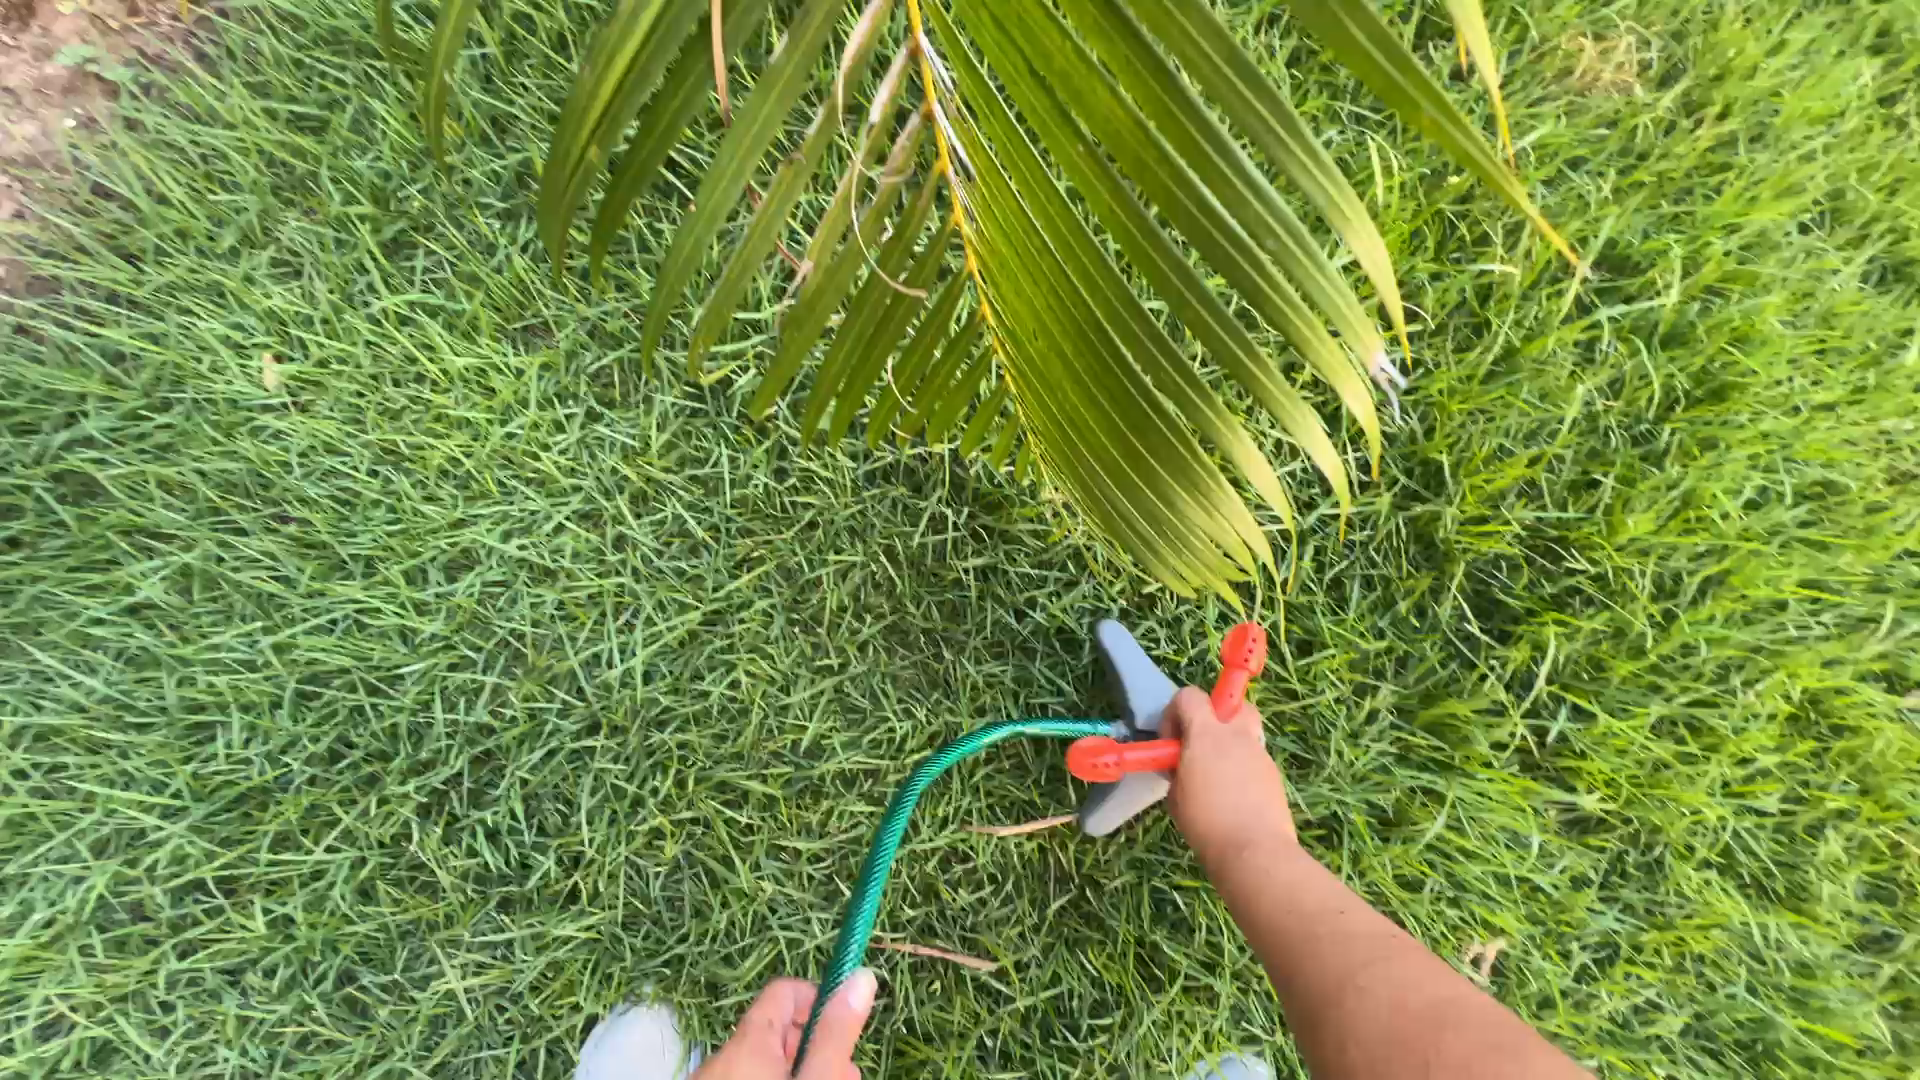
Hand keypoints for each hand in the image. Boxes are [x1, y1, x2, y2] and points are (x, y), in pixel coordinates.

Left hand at [692, 970, 876, 1079]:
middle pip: (778, 1029)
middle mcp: (724, 1057)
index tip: (841, 1030)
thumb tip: (861, 975)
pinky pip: (750, 1077)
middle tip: (844, 1073)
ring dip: (802, 1066)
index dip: (819, 1001)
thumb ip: (835, 1032)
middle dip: (817, 1043)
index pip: (786, 990)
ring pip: (767, 1060)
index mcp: (748, 1040)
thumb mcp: (813, 1077)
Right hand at [1163, 685, 1296, 867]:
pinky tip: (1235, 798)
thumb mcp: (1175, 794)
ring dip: (1230, 745)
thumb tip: (1182, 767)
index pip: (1189, 696)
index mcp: (1206, 734)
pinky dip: (1243, 769)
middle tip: (1202, 744)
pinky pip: (1254, 760)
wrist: (1254, 852)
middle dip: (1217, 716)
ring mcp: (1260, 754)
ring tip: (1217, 778)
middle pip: (1233, 704)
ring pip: (1246, 733)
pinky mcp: (1274, 775)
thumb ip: (1177, 770)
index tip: (1172, 741)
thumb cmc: (1205, 822)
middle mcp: (1237, 736)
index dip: (1175, 712)